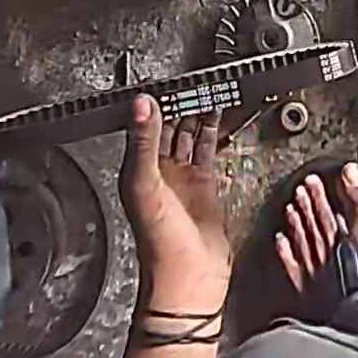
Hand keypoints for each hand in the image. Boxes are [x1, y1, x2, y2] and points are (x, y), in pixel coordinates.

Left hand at [119, 95, 230, 313]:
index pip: (146, 124)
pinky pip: (208, 148)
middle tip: (192, 79)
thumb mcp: (144, 184)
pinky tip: (217, 116)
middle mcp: (159, 169)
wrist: (189, 278)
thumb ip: (143, 142)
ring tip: (206, 89)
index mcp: (139, 167)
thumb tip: (140, 103)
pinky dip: (213, 130)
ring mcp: (183, 176)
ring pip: (189, 133)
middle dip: (179, 102)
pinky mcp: (204, 184)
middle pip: (169, 125)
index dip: (155, 102)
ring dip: (196, 113)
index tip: (166, 79)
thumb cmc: (159, 242)